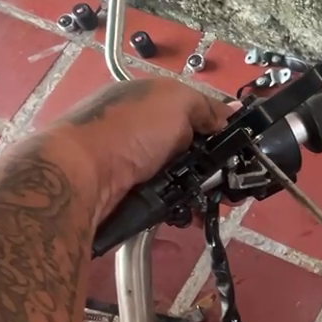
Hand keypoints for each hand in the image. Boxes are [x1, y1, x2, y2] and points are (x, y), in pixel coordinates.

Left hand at [42, 76, 233, 215]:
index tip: (239, 150)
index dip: (218, 130)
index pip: (194, 113)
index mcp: (148, 103)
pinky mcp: (129, 199)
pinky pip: (163, 208)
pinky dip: (177, 215)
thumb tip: (230, 116)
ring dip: (199, 196)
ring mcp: (133, 168)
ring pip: (179, 184)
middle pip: (189, 153)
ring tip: (214, 207)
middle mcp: (140, 133)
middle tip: (232, 186)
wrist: (82, 178)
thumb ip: (206, 105)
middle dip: (213, 170)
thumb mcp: (175, 101)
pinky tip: (190, 219)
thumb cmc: (128, 130)